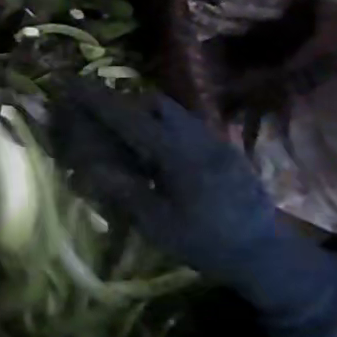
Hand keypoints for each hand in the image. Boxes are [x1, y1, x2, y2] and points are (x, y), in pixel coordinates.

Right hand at [49, 82, 336, 336]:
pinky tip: (158, 153)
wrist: (265, 254)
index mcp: (178, 155)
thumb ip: (125, 191)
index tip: (72, 83)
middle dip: (125, 103)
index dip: (98, 101)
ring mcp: (215, 142)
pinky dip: (164, 128)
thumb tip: (90, 166)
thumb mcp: (159, 225)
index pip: (129, 119)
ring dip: (146, 115)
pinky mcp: (224, 150)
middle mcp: (197, 138)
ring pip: (174, 113)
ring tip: (126, 134)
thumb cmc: (206, 244)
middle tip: (100, 114)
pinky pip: (188, 126)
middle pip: (155, 104)